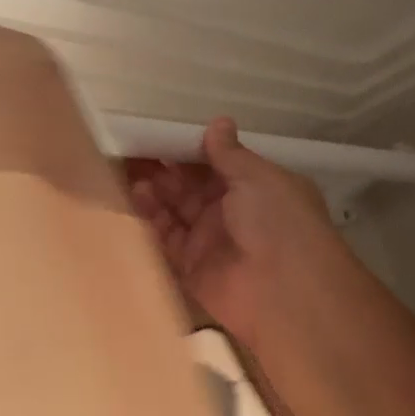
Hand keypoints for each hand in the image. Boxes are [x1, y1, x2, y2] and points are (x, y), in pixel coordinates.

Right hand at [127, 117, 346, 349]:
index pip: (214, 164)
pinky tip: (136, 197)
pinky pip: (165, 240)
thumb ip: (230, 154)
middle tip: (130, 147)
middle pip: (189, 186)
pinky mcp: (189, 268)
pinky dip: (150, 219)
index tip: (157, 132)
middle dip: (163, 167)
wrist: (284, 293)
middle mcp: (231, 213)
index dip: (187, 149)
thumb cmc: (278, 222)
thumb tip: (218, 122)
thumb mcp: (259, 178)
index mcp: (254, 187)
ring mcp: (209, 241)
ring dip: (154, 190)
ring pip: (173, 210)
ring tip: (130, 172)